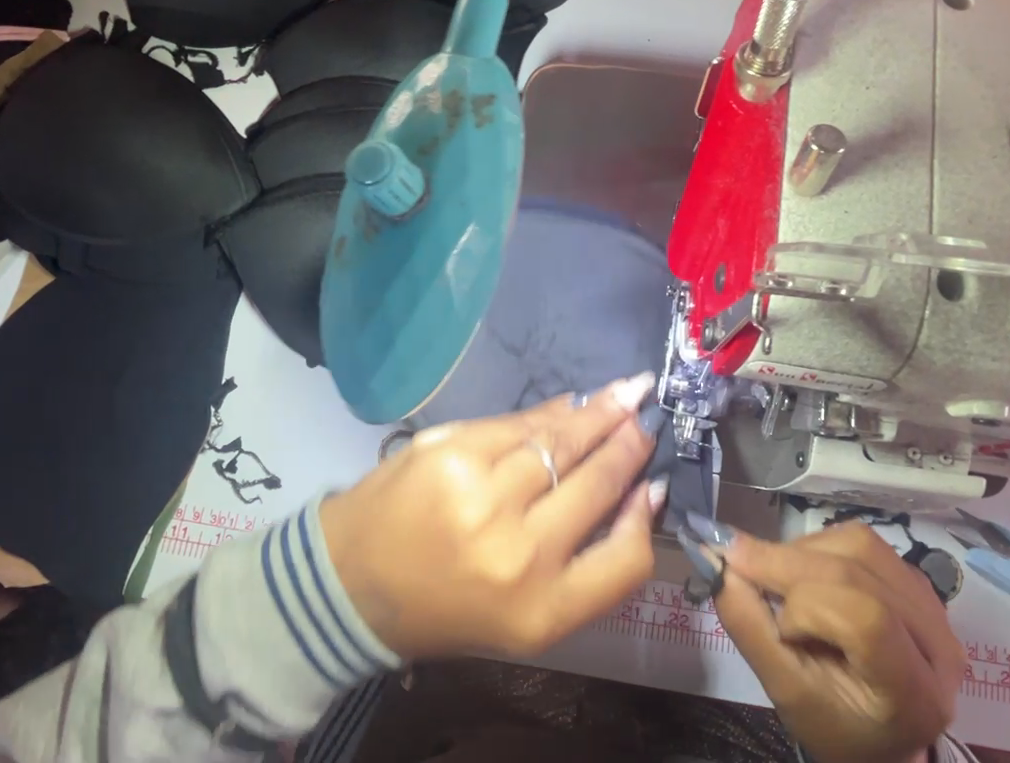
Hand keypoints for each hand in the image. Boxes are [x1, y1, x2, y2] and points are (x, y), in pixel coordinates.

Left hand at [321, 374, 664, 659]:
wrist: (352, 583)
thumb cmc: (450, 607)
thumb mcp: (528, 618)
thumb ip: (591, 568)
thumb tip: (641, 493)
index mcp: (540, 610)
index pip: (625, 559)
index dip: (647, 516)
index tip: (656, 480)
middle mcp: (517, 552)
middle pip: (596, 483)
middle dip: (628, 441)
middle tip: (649, 410)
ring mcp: (480, 494)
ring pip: (560, 443)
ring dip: (598, 413)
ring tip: (626, 391)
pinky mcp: (450, 451)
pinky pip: (517, 424)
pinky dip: (550, 413)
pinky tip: (572, 403)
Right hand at [703, 521, 962, 762]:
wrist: (881, 736)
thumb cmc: (835, 727)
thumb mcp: (786, 694)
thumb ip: (750, 627)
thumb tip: (715, 558)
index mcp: (915, 689)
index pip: (865, 619)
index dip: (804, 604)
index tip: (751, 597)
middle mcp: (939, 639)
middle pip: (857, 570)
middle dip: (785, 562)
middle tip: (736, 563)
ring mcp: (934, 604)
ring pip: (858, 544)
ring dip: (802, 550)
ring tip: (777, 580)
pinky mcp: (917, 581)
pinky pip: (863, 542)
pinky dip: (819, 548)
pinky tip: (805, 576)